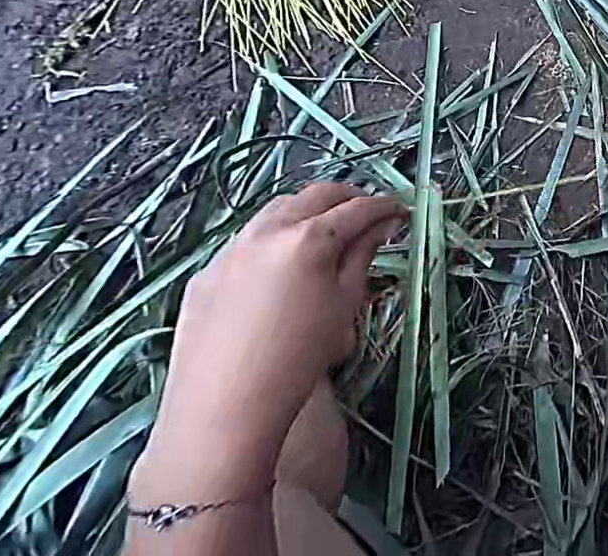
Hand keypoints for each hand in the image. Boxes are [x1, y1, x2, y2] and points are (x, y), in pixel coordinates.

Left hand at [133, 183, 403, 499]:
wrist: (222, 411)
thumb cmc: (299, 358)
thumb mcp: (345, 302)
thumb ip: (363, 253)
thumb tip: (382, 224)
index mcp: (310, 237)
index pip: (357, 208)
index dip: (384, 206)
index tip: (399, 210)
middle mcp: (269, 230)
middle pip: (317, 195)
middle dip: (348, 198)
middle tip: (367, 214)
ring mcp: (232, 249)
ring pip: (278, 209)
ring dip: (308, 211)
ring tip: (325, 230)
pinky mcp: (207, 271)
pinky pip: (247, 240)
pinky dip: (274, 239)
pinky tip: (281, 267)